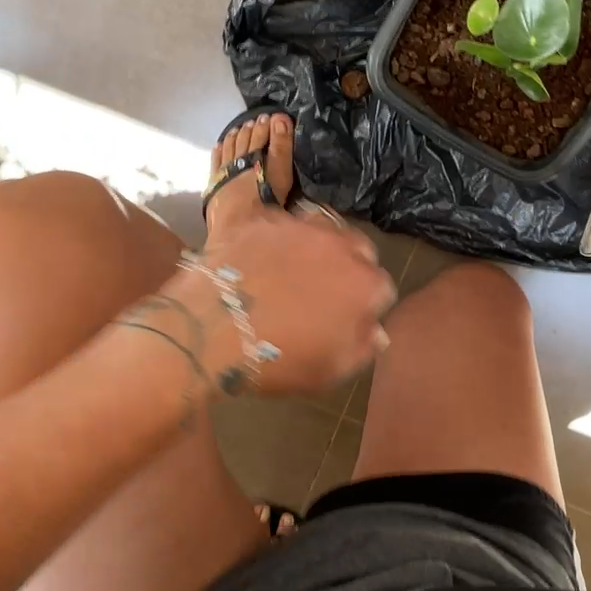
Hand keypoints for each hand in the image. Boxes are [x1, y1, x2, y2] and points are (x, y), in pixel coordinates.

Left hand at [171, 208, 396, 397]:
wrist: (209, 332)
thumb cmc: (276, 360)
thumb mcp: (329, 371)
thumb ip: (362, 348)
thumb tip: (375, 329)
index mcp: (366, 285)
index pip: (382, 288)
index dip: (366, 304)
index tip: (348, 318)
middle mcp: (341, 246)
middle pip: (359, 250)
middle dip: (350, 267)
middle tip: (323, 291)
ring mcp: (301, 227)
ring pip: (324, 230)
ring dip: (319, 247)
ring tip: (295, 269)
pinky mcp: (266, 219)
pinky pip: (284, 224)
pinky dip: (281, 239)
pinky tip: (264, 259)